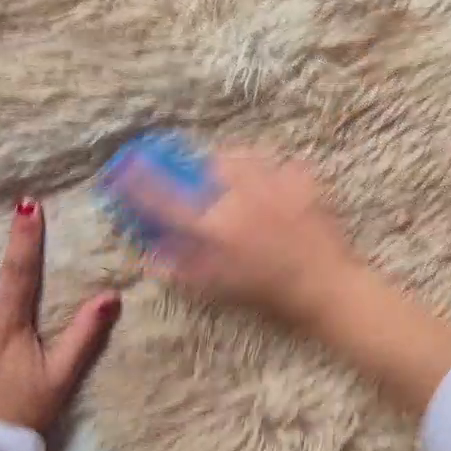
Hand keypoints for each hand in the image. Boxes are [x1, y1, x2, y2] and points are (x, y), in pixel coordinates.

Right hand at [115, 149, 369, 328]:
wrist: (328, 287)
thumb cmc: (271, 295)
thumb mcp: (219, 287)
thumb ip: (183, 268)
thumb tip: (152, 256)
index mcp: (214, 226)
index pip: (163, 197)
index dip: (137, 180)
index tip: (121, 167)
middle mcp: (239, 197)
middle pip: (207, 164)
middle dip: (200, 168)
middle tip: (203, 181)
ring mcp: (274, 183)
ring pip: (242, 155)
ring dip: (233, 163)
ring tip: (237, 180)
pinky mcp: (303, 179)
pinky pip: (278, 163)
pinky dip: (272, 171)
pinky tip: (273, 187)